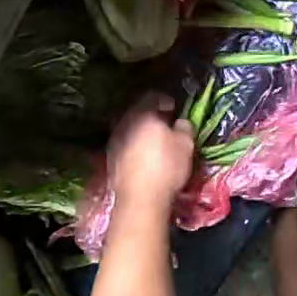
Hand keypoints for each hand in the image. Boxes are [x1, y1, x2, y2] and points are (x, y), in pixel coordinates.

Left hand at [108, 93, 195, 211]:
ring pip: (130, 129)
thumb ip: (184, 128)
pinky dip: (134, 146)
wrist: (140, 199)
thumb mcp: (186, 145)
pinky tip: (144, 157)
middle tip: (165, 123)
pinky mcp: (110, 159)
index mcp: (143, 115)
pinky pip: (125, 144)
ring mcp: (115, 141)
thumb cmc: (167, 167)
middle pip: (138, 112)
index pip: (152, 97)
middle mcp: (125, 124)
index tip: (174, 108)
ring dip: (141, 132)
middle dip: (151, 116)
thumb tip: (180, 122)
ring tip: (154, 142)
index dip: (165, 100)